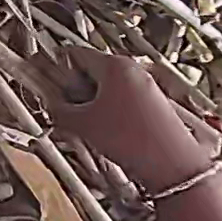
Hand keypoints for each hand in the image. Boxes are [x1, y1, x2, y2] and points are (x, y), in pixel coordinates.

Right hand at [46, 47, 215, 191]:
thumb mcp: (84, 125)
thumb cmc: (132, 140)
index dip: (58, 67)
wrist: (173, 166)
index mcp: (114, 65)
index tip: (49, 81)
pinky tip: (108, 132)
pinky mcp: (156, 103)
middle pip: (93, 70)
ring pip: (109, 86)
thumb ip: (60, 110)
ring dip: (93, 101)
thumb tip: (50, 104)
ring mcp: (147, 86)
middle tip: (66, 108)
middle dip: (76, 88)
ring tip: (87, 125)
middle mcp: (132, 69)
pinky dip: (111, 110)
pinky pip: (124, 99)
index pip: (76, 54)